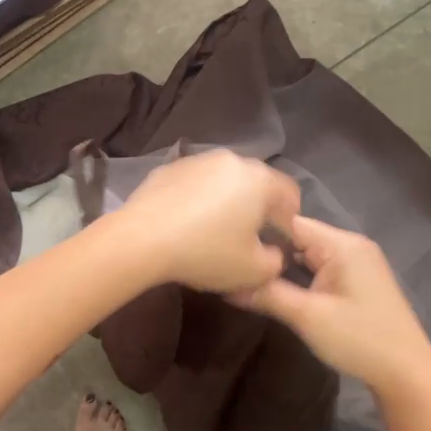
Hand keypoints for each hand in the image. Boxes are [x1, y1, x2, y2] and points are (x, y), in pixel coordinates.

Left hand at [105, 149, 299, 294]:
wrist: (141, 239)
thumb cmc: (206, 252)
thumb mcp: (254, 271)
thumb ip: (275, 261)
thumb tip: (273, 252)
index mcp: (258, 179)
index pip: (289, 193)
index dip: (290, 218)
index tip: (280, 239)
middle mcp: (229, 160)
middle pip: (255, 182)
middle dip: (257, 206)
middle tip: (249, 234)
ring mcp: (194, 161)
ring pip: (221, 180)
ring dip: (225, 200)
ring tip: (214, 228)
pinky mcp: (165, 169)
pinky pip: (192, 184)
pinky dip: (195, 199)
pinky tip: (185, 222)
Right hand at [230, 215, 430, 396]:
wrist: (407, 375)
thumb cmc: (359, 339)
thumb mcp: (307, 316)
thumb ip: (266, 294)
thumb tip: (224, 283)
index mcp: (342, 244)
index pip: (290, 222)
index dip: (257, 230)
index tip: (227, 244)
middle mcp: (350, 245)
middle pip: (297, 236)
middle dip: (266, 248)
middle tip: (231, 261)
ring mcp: (355, 263)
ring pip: (305, 253)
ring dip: (280, 263)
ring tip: (244, 272)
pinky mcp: (355, 281)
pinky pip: (317, 267)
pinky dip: (296, 274)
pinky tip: (273, 286)